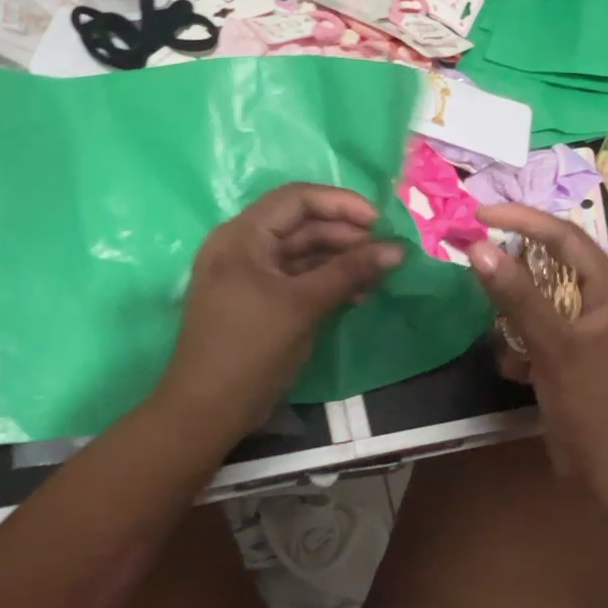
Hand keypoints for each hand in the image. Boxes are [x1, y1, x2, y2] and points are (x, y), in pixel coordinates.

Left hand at [157, 184, 402, 437]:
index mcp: (242, 236)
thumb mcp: (303, 305)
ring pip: (303, 254)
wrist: (208, 409)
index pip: (297, 199)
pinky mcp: (260, 303)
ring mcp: (250, 277)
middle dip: (346, 235)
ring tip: (378, 276)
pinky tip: (358, 296)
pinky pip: (298, 280)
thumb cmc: (250, 348)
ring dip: (341, 261)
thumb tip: (398, 248)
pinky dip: (327, 283)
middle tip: (386, 253)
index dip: (342, 204)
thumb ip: (350, 272)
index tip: (382, 222)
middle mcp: (243, 247)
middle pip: (302, 225)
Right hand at [466, 204, 607, 492]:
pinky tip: (519, 372)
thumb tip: (479, 247)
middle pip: (551, 269)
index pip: (566, 236)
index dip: (523, 219)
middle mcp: (603, 305)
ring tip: (509, 347)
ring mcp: (590, 334)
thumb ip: (517, 296)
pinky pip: (541, 336)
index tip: (479, 214)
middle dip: (515, 277)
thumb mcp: (552, 346)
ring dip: (516, 321)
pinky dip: (524, 348)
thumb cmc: (590, 405)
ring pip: (540, 305)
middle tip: (480, 275)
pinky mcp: (575, 360)